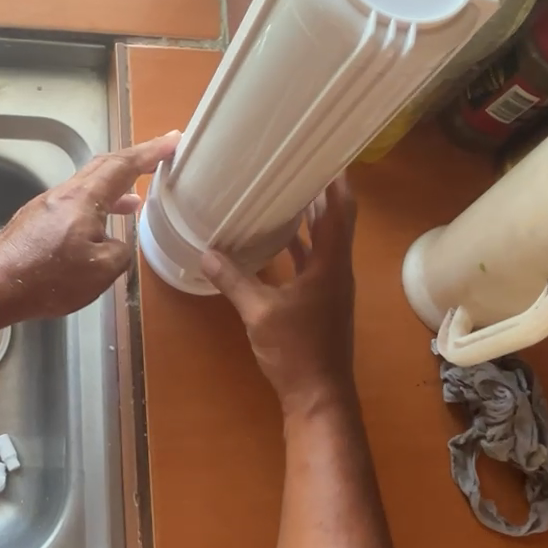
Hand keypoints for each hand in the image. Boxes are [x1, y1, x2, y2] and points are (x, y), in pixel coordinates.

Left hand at [0, 131, 177, 318]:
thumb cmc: (48, 279)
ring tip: (135, 201)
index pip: (123, 166)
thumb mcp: (101, 272)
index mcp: (84, 199)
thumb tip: (117, 244)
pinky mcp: (35, 222)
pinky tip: (98, 227)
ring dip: (113, 188)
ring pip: (87, 187)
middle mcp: (64, 195)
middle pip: (102, 167)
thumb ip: (120, 252)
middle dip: (133, 162)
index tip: (172, 141)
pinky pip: (73, 204)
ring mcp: (46, 206)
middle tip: (156, 160)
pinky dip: (95, 206)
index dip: (150, 152)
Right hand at [201, 178, 357, 416]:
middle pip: (335, 221)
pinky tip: (277, 242)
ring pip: (324, 242)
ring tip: (283, 193)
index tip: (324, 152)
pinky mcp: (322, 302)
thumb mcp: (259, 313)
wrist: (318, 395)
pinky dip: (299, 247)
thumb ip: (234, 281)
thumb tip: (206, 254)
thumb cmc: (296, 351)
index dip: (336, 180)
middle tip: (294, 165)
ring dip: (309, 219)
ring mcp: (331, 287)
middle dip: (319, 193)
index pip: (341, 210)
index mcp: (331, 265)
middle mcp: (338, 270)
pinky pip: (313, 263)